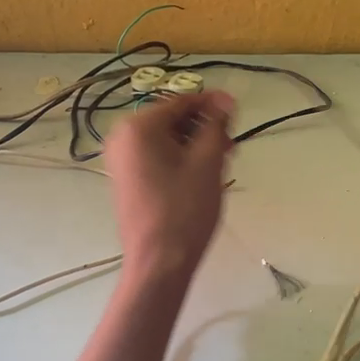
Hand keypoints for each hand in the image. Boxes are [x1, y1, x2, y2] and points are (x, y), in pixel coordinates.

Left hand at [104, 92, 234, 280]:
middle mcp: (122, 137)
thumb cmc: (185, 208)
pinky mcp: (126, 180)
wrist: (159, 261)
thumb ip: (216, 124)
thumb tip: (224, 99)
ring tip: (221, 162)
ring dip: (195, 145)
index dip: (212, 104)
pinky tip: (201, 175)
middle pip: (172, 120)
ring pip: (166, 140)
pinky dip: (179, 159)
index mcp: (138, 126)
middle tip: (232, 145)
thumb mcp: (207, 161)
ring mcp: (121, 160)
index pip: (181, 102)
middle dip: (203, 128)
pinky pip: (156, 157)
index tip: (238, 111)